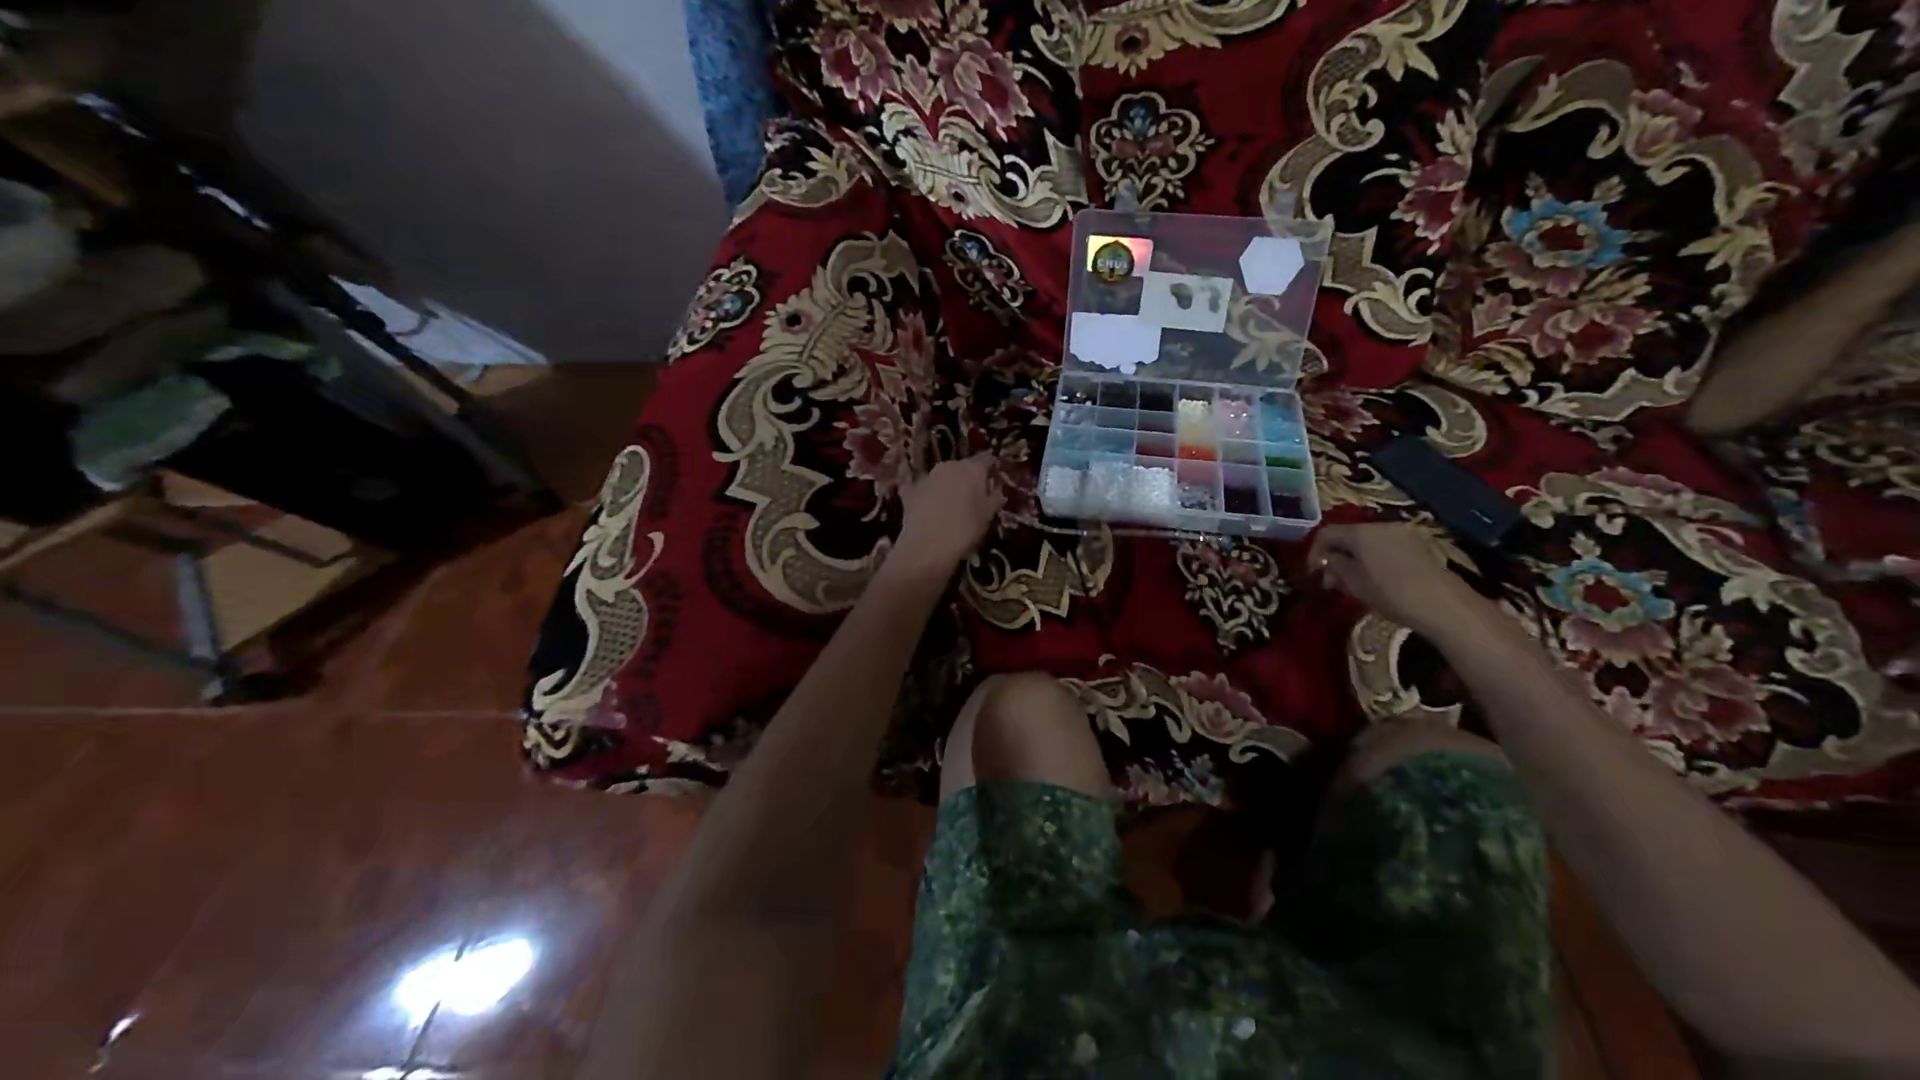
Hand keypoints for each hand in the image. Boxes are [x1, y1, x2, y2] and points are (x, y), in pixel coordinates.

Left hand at [892, 453, 1004, 575]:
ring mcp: (927, 477)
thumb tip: (995, 488)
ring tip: (953, 509)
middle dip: (968, 480)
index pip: (987, 460)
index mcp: (971, 467)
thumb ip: (995, 497)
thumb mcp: (989, 515)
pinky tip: (932, 512)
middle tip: (975, 498)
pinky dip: (930, 498)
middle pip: (963, 469)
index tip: (995, 482)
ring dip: (949, 489)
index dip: (992, 470)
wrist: (926, 547)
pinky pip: (926, 491)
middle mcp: (948, 466)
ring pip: (943, 479)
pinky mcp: (910, 491)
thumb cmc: (965, 529)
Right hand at [1308, 523, 1488, 639]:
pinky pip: (1384, 545)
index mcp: (1361, 532)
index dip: (1314, 552)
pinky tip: (1374, 577)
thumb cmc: (1390, 593)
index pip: (1326, 534)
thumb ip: (1334, 567)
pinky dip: (1372, 557)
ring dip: (1354, 557)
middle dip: (1335, 555)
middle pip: (1348, 535)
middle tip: (1331, 580)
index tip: (1313, 574)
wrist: (1442, 604)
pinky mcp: (1417, 544)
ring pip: (1366, 541)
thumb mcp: (1353, 583)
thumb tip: (1327, 560)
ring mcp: (1402, 533)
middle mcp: (1380, 525)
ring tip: (1352, 581)